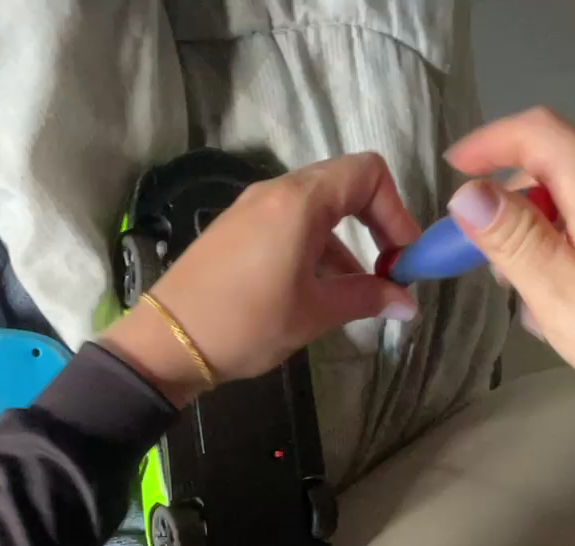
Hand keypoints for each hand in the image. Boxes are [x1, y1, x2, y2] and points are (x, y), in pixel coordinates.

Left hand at [102, 152, 420, 406]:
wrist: (167, 343)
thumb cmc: (247, 324)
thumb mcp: (314, 313)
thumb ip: (366, 298)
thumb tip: (407, 303)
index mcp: (300, 200)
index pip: (368, 174)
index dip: (396, 211)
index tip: (404, 256)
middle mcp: (274, 192)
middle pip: (341, 188)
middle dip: (372, 227)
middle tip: (385, 272)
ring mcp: (248, 210)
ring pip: (312, 213)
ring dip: (340, 246)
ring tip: (352, 295)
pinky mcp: (232, 232)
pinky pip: (284, 227)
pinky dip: (309, 250)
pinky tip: (312, 293)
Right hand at [445, 108, 574, 481]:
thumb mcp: (560, 293)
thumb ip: (513, 239)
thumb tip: (468, 193)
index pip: (539, 132)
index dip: (489, 142)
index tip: (450, 171)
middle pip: (560, 170)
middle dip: (511, 208)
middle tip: (488, 266)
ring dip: (542, 236)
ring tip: (535, 298)